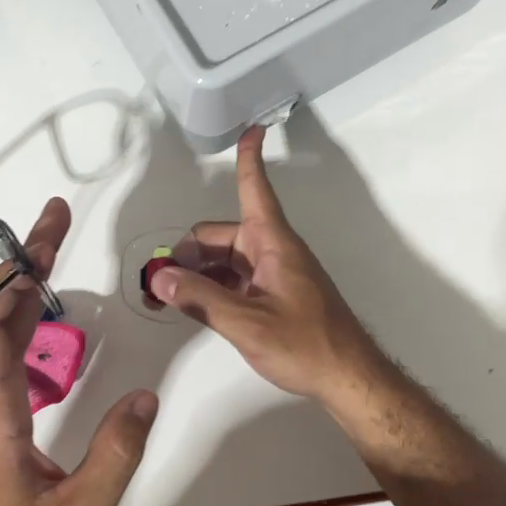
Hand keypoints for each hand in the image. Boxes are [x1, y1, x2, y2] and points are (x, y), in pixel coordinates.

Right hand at [149, 126, 394, 404]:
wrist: (348, 378)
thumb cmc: (305, 344)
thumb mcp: (247, 323)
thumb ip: (201, 299)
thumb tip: (159, 278)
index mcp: (272, 243)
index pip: (255, 189)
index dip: (249, 159)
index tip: (252, 128)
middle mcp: (271, 251)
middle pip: (220, 236)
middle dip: (187, 252)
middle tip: (156, 284)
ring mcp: (273, 275)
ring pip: (224, 261)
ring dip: (196, 273)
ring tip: (165, 299)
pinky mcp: (273, 296)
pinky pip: (235, 281)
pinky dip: (212, 289)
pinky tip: (193, 308)